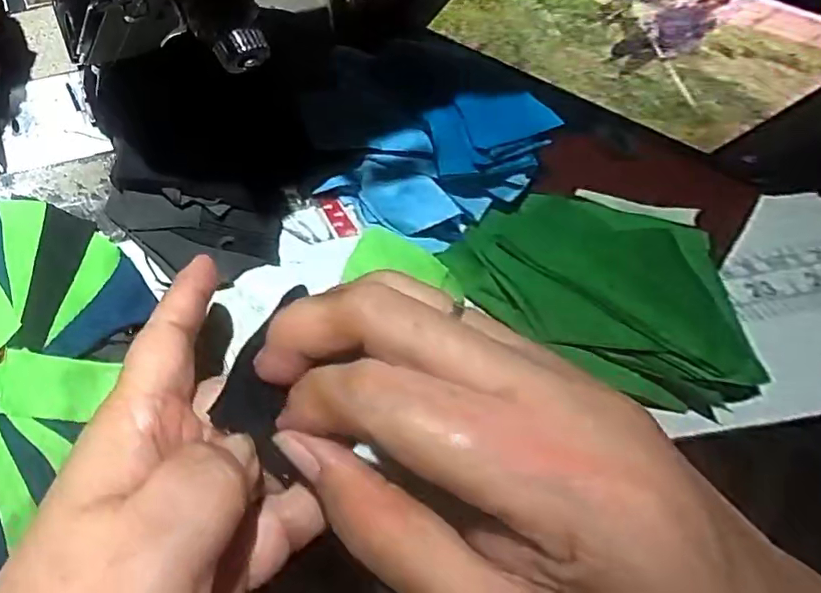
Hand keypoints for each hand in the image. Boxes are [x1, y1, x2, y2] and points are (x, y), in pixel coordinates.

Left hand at [0, 256, 324, 592]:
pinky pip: (267, 523)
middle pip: (222, 396)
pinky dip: (301, 507)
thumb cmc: (90, 588)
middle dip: (266, 372)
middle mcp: (168, 456)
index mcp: (136, 424)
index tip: (209, 262)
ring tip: (354, 416)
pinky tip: (343, 490)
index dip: (185, 300)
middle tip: (331, 350)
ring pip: (255, 458)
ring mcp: (194, 513)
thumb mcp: (144, 527)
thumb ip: (208, 473)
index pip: (163, 343)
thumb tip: (250, 449)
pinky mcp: (218, 564)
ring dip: (296, 440)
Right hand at [257, 272, 820, 592]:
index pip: (381, 389)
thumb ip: (389, 535)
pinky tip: (369, 356)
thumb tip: (301, 452)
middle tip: (270, 367)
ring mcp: (549, 356)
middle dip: (310, 325)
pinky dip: (385, 317)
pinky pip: (445, 305)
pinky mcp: (549, 355)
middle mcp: (540, 380)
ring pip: (412, 286)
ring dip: (342, 309)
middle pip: (388, 307)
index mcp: (538, 462)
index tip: (282, 429)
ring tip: (305, 352)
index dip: (312, 402)